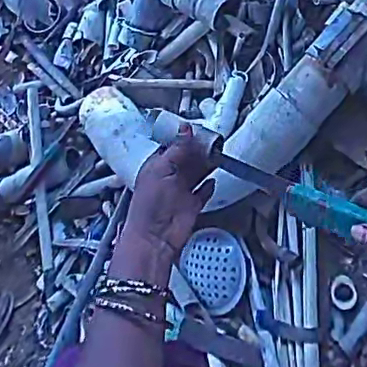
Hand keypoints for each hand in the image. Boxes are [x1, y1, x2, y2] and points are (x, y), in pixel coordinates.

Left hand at [110, 128, 214, 284]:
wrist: (155, 238)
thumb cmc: (150, 206)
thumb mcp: (163, 169)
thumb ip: (177, 149)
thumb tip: (185, 129)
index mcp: (157, 166)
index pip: (172, 146)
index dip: (185, 137)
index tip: (199, 129)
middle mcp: (169, 177)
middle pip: (187, 158)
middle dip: (199, 149)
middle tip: (212, 139)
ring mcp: (180, 191)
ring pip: (196, 173)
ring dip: (206, 164)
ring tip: (217, 153)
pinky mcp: (191, 205)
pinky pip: (202, 192)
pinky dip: (208, 186)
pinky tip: (213, 180)